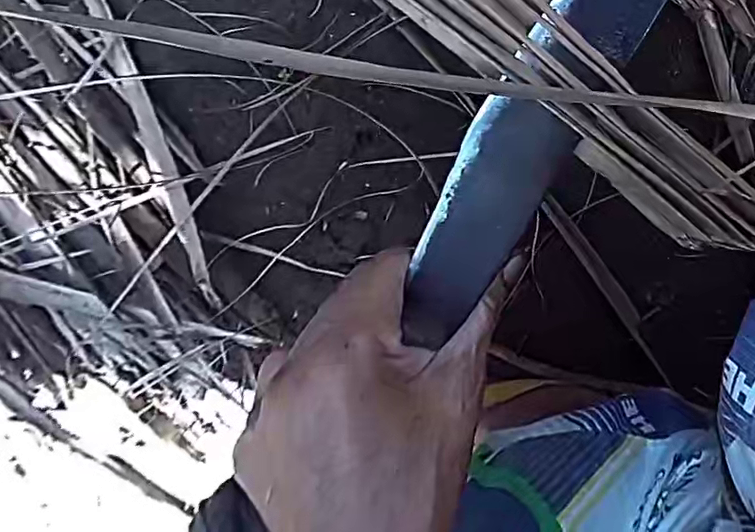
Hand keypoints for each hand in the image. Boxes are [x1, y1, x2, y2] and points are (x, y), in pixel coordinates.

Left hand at [233, 248, 514, 531]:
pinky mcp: (249, 441)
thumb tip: (504, 271)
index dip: (415, 271)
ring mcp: (264, 409)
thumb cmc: (413, 487)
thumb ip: (481, 315)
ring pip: (315, 339)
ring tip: (380, 386)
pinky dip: (314, 386)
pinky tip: (344, 416)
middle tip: (415, 350)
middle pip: (346, 301)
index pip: (382, 267)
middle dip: (384, 313)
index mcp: (347, 349)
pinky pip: (285, 385)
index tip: (431, 289)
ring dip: (348, 345)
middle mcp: (294, 371)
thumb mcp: (458, 389)